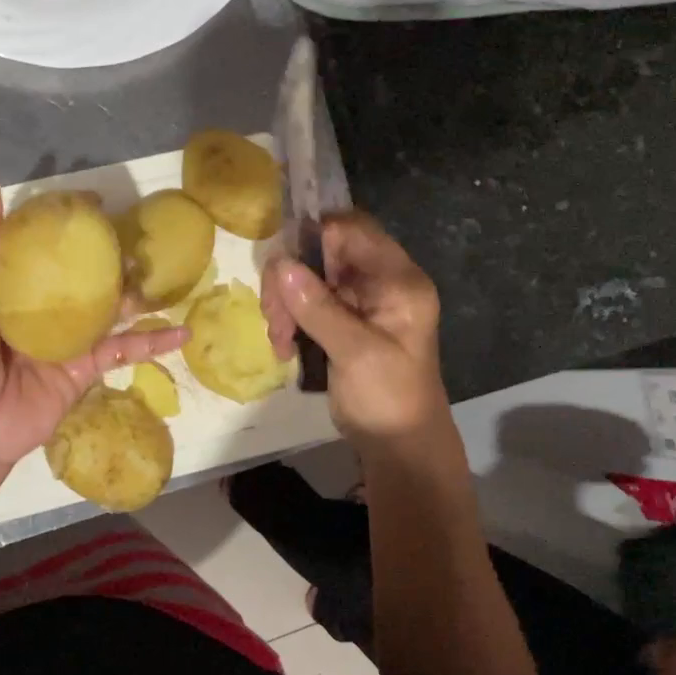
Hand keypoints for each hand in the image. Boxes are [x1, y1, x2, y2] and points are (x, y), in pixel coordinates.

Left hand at [0, 187, 187, 488]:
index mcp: (10, 290)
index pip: (41, 246)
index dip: (65, 221)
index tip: (94, 202)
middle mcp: (42, 310)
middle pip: (83, 275)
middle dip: (110, 255)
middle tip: (140, 236)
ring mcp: (67, 340)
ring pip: (110, 308)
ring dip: (137, 292)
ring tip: (163, 274)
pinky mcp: (85, 370)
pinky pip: (123, 350)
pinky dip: (153, 342)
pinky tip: (181, 331)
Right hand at [261, 211, 446, 445]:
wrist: (399, 445)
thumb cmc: (388, 398)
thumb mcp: (356, 353)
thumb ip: (319, 308)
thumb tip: (280, 264)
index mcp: (398, 280)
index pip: (352, 230)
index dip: (314, 239)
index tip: (283, 272)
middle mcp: (379, 282)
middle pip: (323, 252)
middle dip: (291, 280)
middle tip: (276, 320)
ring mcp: (359, 302)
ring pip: (307, 278)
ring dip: (285, 304)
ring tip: (281, 341)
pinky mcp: (340, 322)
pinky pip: (305, 303)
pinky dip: (290, 319)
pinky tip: (285, 346)